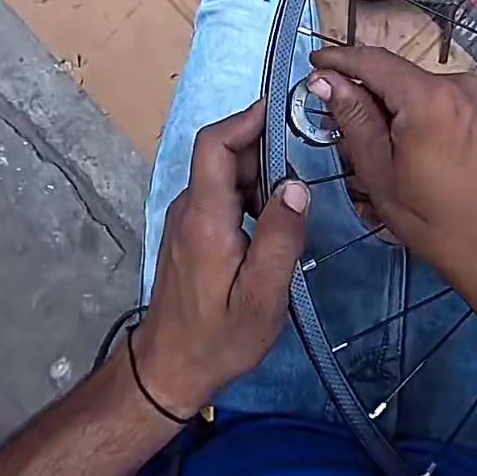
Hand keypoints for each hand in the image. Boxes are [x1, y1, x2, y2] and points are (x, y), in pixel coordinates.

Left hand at [135, 102, 308, 415]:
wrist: (169, 366)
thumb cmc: (218, 338)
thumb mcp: (261, 298)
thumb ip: (279, 240)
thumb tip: (296, 185)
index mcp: (205, 216)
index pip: (214, 145)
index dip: (244, 120)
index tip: (279, 109)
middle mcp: (190, 207)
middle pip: (222, 156)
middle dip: (262, 147)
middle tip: (306, 154)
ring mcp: (187, 218)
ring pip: (223, 175)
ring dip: (258, 171)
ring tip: (298, 186)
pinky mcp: (191, 231)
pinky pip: (220, 195)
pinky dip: (249, 191)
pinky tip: (275, 212)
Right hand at [309, 46, 476, 294]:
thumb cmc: (431, 217)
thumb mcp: (378, 170)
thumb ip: (352, 116)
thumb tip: (324, 79)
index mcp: (429, 99)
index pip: (373, 61)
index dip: (338, 58)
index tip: (316, 62)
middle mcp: (462, 84)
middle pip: (399, 74)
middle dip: (367, 90)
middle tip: (342, 119)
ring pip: (423, 85)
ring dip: (398, 102)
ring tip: (385, 138)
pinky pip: (450, 96)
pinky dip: (427, 108)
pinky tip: (422, 140)